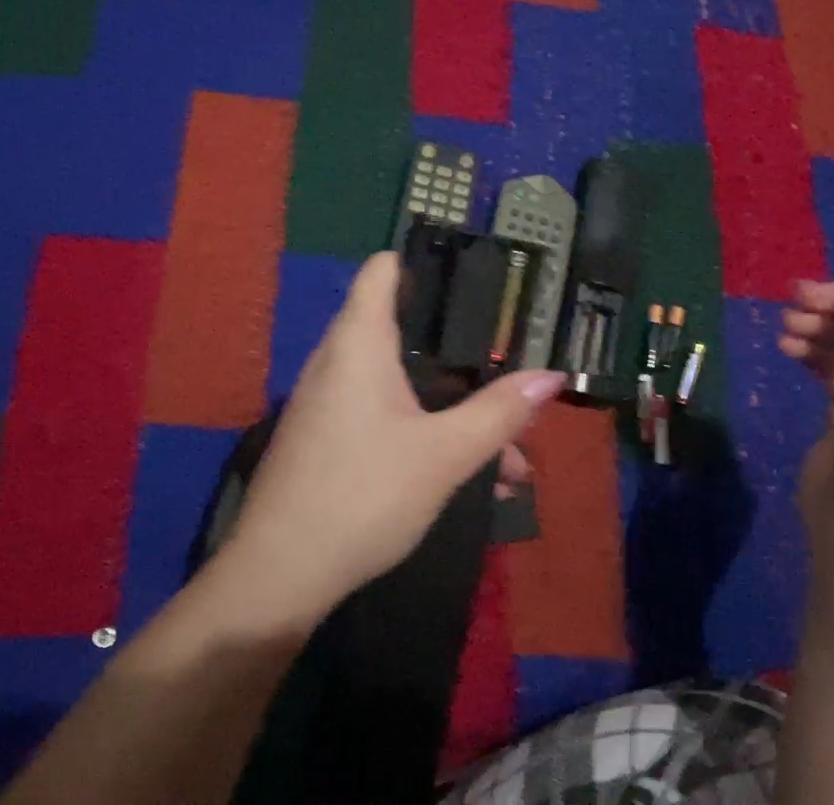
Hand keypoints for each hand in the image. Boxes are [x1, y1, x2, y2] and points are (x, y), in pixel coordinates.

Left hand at [225, 252, 566, 617]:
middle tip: (515, 373)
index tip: (477, 273)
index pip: (383, 270)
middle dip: (466, 361)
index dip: (426, 260)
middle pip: (406, 334)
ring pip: (405, 391)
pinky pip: (386, 421)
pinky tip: (475, 485)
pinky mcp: (328, 442)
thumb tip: (552, 375)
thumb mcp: (444, 455)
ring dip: (457, 416)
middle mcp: (339, 362)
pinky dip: (428, 438)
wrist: (281, 573)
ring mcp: (330, 404)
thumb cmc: (364, 495)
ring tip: (512, 464)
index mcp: (359, 343)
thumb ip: (498, 413)